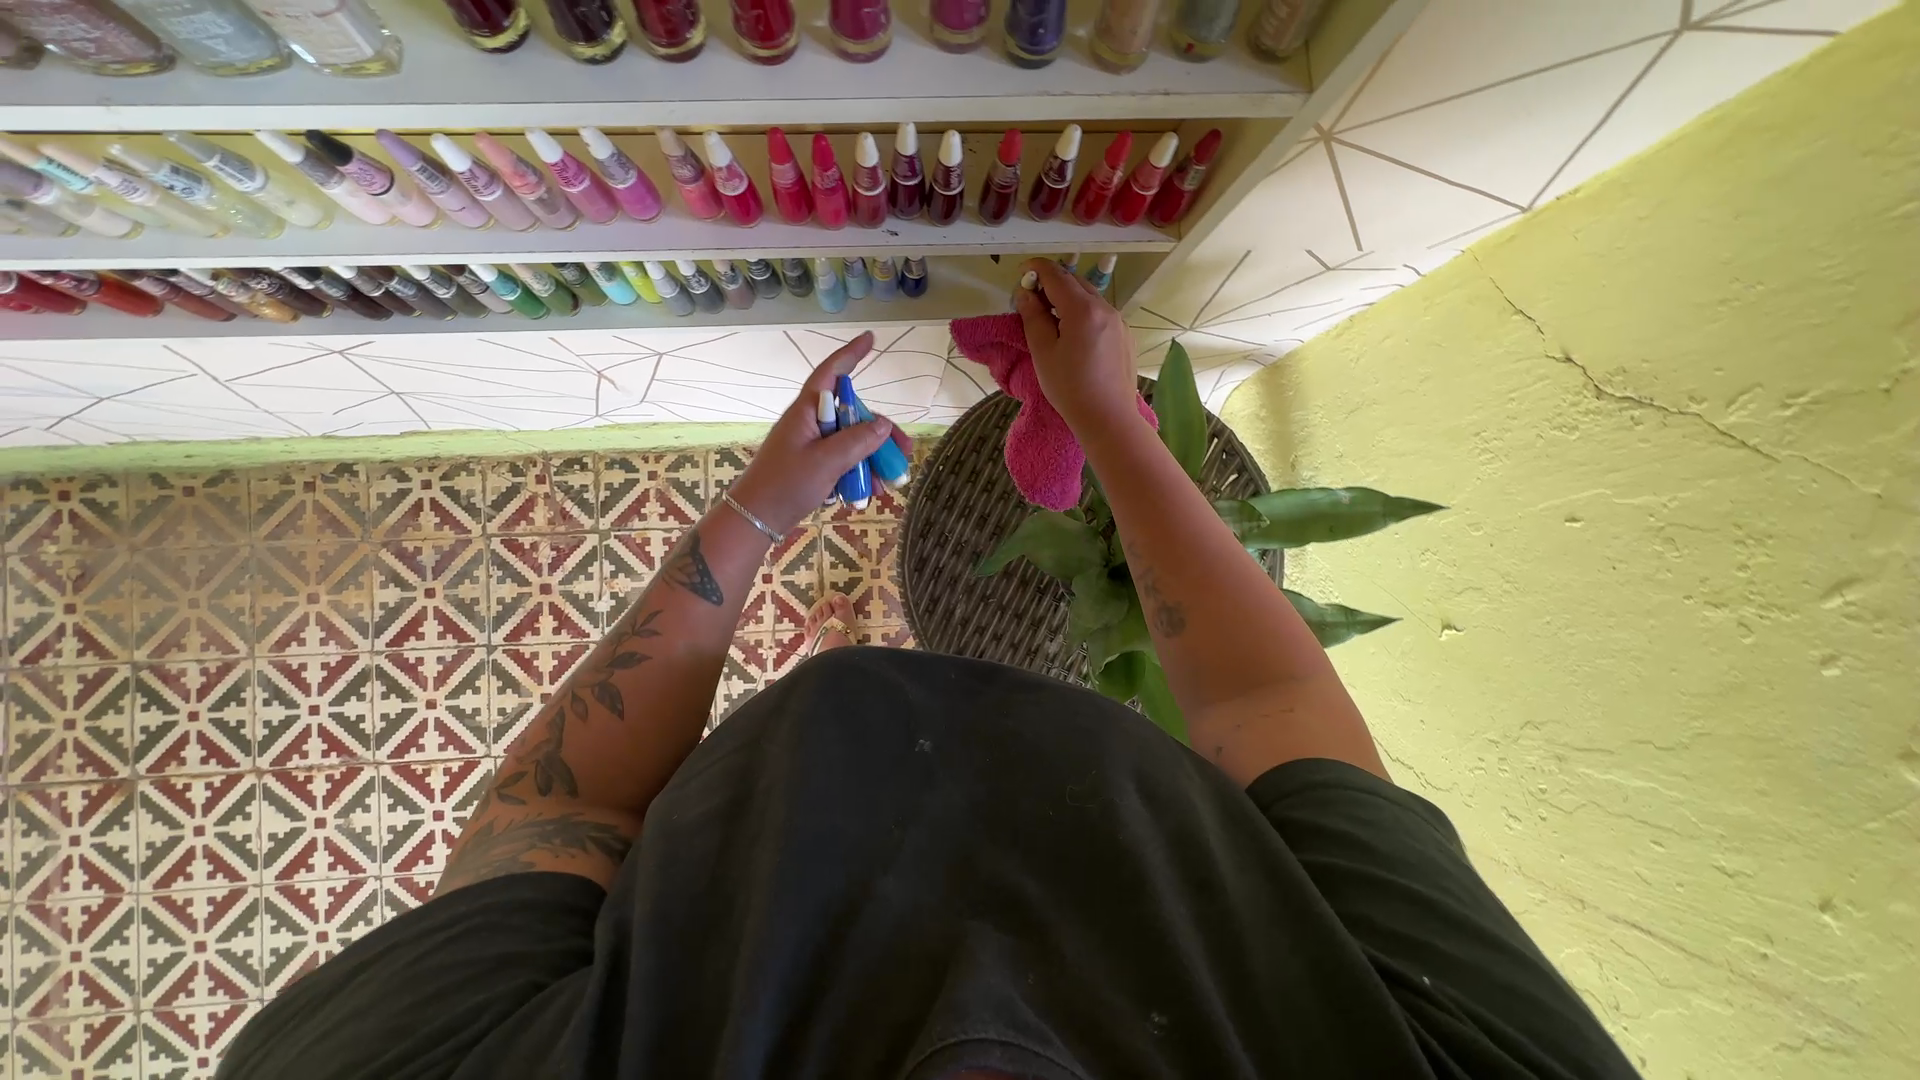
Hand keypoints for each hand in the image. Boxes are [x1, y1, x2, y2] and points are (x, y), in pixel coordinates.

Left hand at [725, 331, 911, 535]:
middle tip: (904, 452)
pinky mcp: (812, 465)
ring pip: (851, 442)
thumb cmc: (786, 485)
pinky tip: (870, 492)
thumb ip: (857, 441)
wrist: (756, 519)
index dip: (851, 355)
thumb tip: (884, 424)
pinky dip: (858, 474)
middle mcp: (810, 423)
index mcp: (807, 412)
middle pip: (853, 416)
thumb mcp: (826, 463)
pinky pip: (843, 461)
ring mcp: (811, 445)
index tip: (871, 339)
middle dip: (880, 434)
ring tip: (888, 483)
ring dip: (872, 460)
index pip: (831, 374)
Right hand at [1014, 257, 1139, 433]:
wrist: (1108, 418)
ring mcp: (1119, 321)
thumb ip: (1033, 317)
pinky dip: (1083, 313)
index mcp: (1083, 309)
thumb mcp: (1043, 352)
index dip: (1036, 269)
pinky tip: (1074, 336)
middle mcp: (1105, 307)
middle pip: (1075, 282)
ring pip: (1089, 297)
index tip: (1022, 274)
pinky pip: (1101, 314)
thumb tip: (1025, 294)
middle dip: (1052, 284)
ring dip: (1068, 299)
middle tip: (1032, 299)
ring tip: (1051, 319)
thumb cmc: (1069, 388)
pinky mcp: (1125, 336)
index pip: (1056, 275)